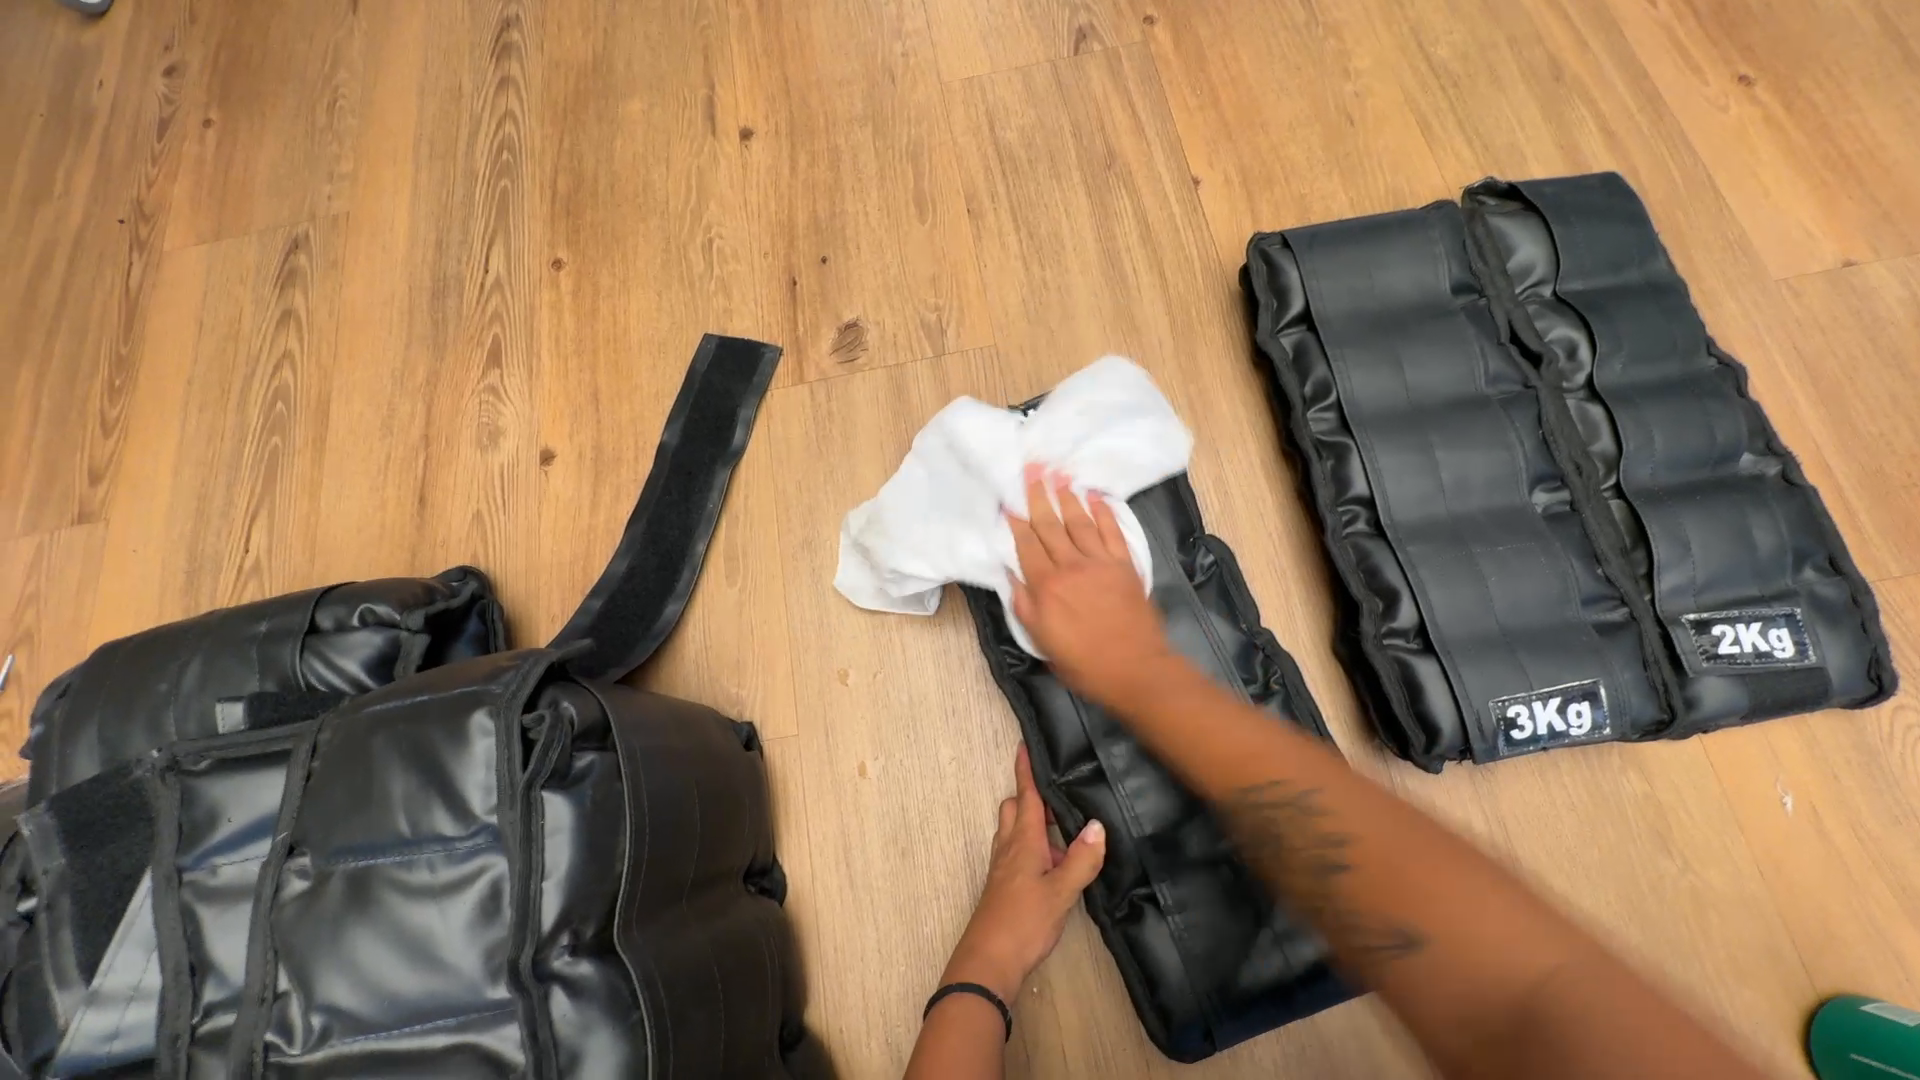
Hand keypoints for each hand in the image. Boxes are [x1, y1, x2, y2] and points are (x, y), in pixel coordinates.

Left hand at [940, 745, 1106, 1002]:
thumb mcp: (1061, 892)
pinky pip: (1017, 852)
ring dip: (1034, 823)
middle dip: (1032, 796)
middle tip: (1060, 796)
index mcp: (1023, 841)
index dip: (1025, 770)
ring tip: (1065, 832)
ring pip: (1014, 831)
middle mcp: (1009, 847)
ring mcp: (1003, 867)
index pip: (1025, 795)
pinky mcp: (1003, 885)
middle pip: (1015, 808)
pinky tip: (1054, 865)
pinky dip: (1033, 847)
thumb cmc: (1023, 921)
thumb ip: (1081, 859)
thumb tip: (1096, 825)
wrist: (989, 960)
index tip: (1024, 744)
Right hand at [1005, 464, 1175, 707]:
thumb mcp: (1042, 640)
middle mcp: (1070, 567)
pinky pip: (1111, 531)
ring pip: (1079, 522)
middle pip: (1050, 525)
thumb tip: (1010, 576)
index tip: (1009, 502)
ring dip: (1067, 497)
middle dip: (1038, 497)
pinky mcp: (1124, 565)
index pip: (1027, 545)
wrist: (1134, 668)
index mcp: (1046, 586)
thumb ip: (1025, 605)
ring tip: (1057, 476)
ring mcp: (1100, 563)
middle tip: (1031, 471)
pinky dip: (1103, 511)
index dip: (1016, 522)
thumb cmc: (1083, 662)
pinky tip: (1095, 496)